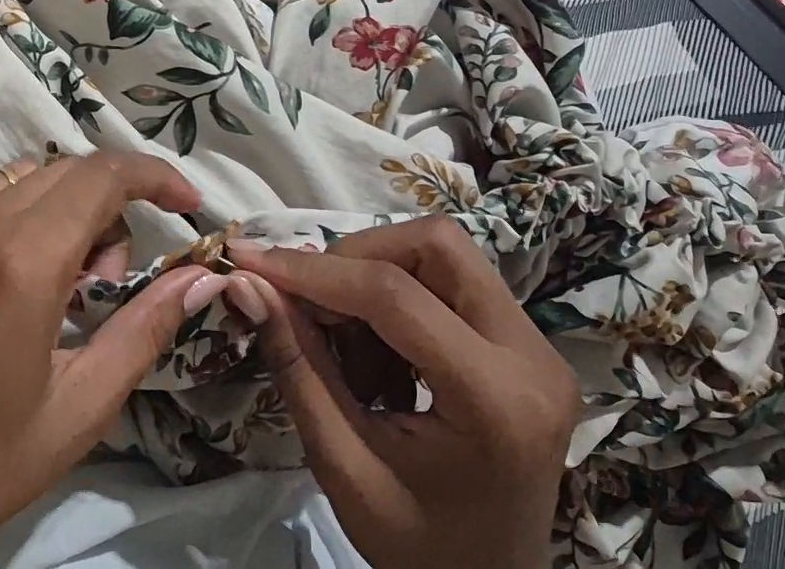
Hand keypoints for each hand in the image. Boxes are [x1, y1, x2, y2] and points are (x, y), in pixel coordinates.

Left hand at [0, 152, 243, 568]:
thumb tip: (201, 277)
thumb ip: (144, 329)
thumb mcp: (78, 407)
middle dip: (108, 210)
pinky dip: (0, 201)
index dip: (154, 177)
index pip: (102, 176)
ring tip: (52, 276)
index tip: (186, 204)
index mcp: (22, 262)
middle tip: (104, 285)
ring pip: (15, 176)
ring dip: (55, 206)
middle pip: (63, 173)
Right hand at [228, 216, 580, 568]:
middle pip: (436, 246)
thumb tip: (247, 285)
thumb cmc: (415, 545)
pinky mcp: (525, 349)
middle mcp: (533, 358)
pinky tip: (373, 355)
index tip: (249, 261)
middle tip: (308, 303)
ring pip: (442, 255)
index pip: (395, 295)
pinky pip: (450, 284)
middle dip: (355, 257)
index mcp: (494, 400)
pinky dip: (394, 298)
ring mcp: (537, 350)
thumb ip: (297, 367)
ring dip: (372, 278)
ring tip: (342, 344)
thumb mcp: (342, 464)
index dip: (312, 271)